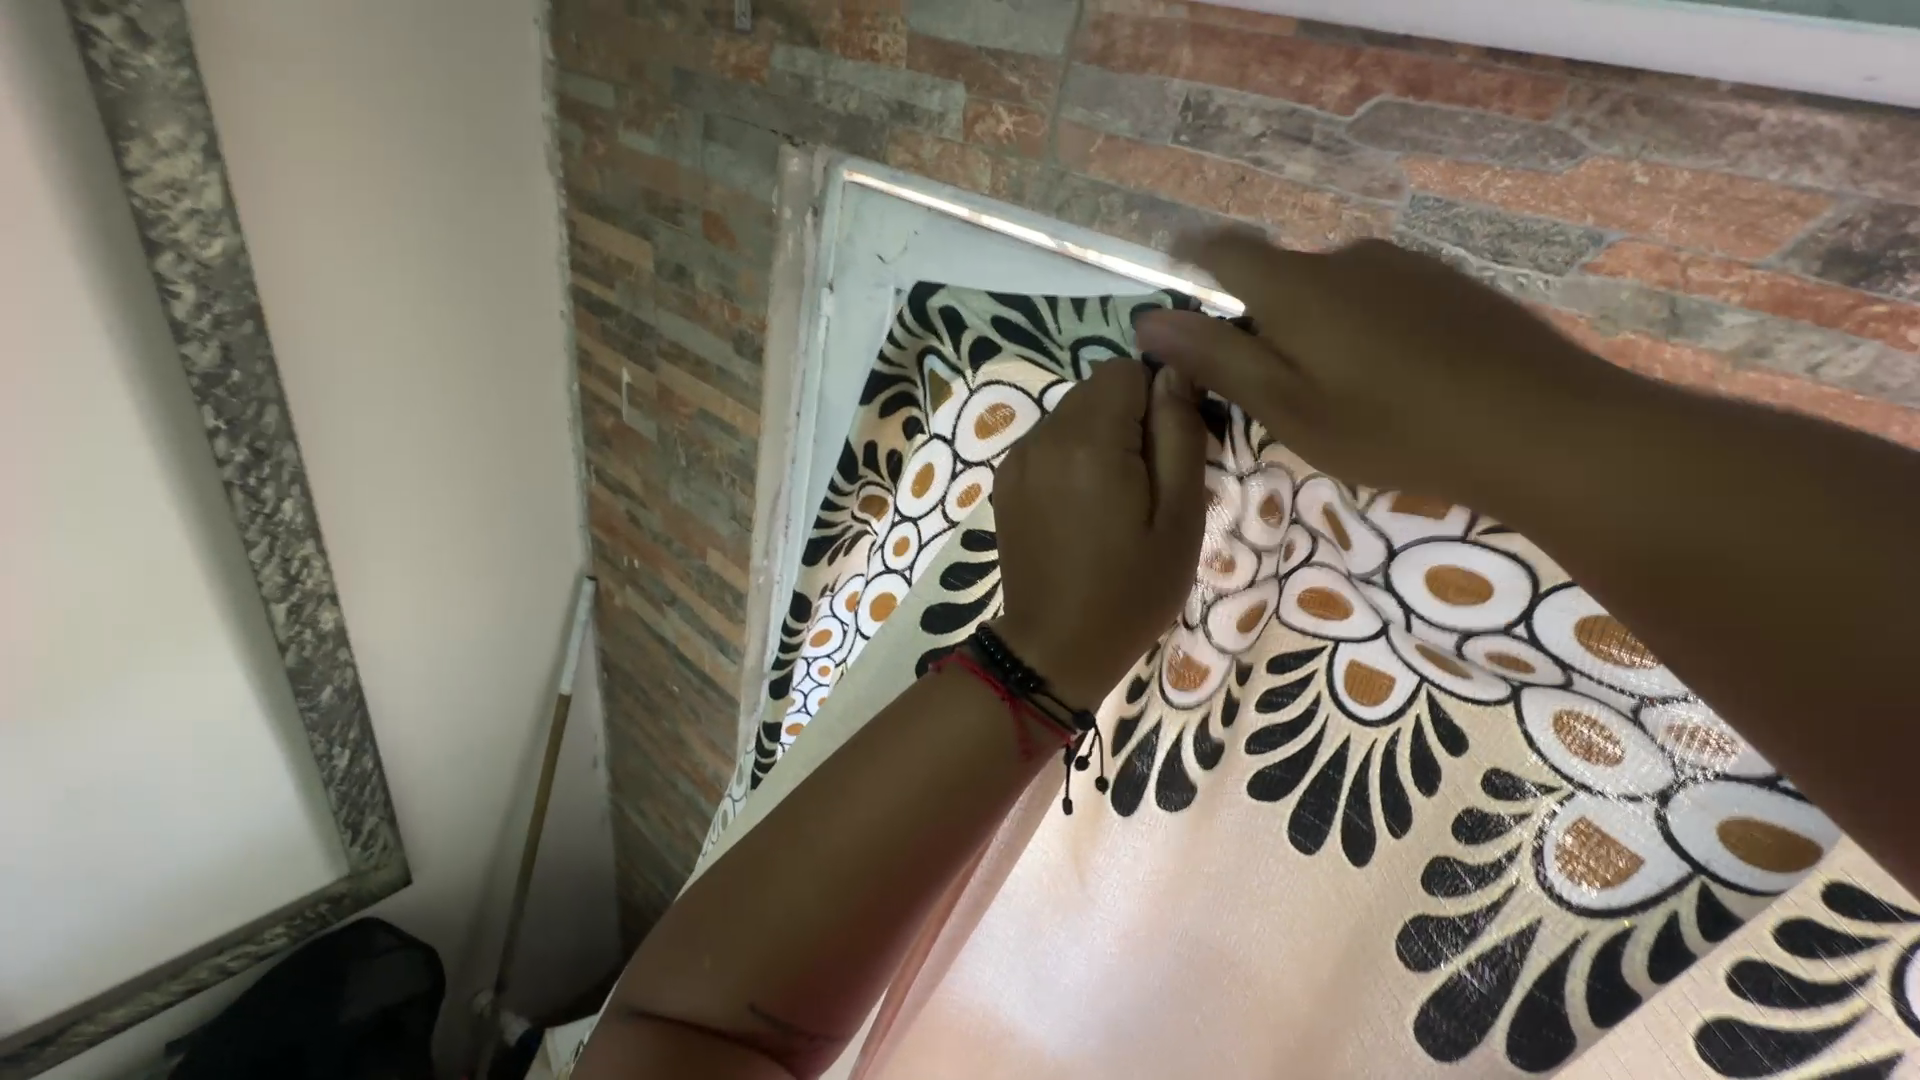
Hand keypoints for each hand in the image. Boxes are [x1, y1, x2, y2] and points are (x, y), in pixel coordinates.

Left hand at [990, 359, 1206, 710]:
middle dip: (1129, 420)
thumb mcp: (1180, 518)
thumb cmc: (1130, 592)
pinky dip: (1073, 459)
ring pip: (1072, 415)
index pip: (1126, 370)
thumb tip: (1175, 374)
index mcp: (1087, 441)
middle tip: (1145, 486)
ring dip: (1100, 440)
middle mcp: (1042, 437)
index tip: (1166, 455)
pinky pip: (1049, 443)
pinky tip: (1082, 510)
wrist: (1055, 648)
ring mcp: (1016, 459)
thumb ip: (1179, 435)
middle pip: (1097, 390)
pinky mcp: (1005, 481)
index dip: (1157, 401)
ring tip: (1114, 503)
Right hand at [1135, 230, 1634, 512]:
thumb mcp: (1287, 407)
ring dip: (1311, 326)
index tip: (1173, 261)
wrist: (1541, 426)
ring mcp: (1404, 268)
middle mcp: (1347, 260)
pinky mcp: (1449, 286)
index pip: (1225, 251)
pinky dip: (1358, 327)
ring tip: (1328, 389)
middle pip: (1279, 277)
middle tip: (1261, 382)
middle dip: (1257, 317)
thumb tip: (1149, 320)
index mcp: (1297, 289)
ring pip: (1331, 289)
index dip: (1192, 253)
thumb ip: (1217, 359)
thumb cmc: (1391, 428)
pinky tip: (1386, 377)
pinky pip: (1377, 297)